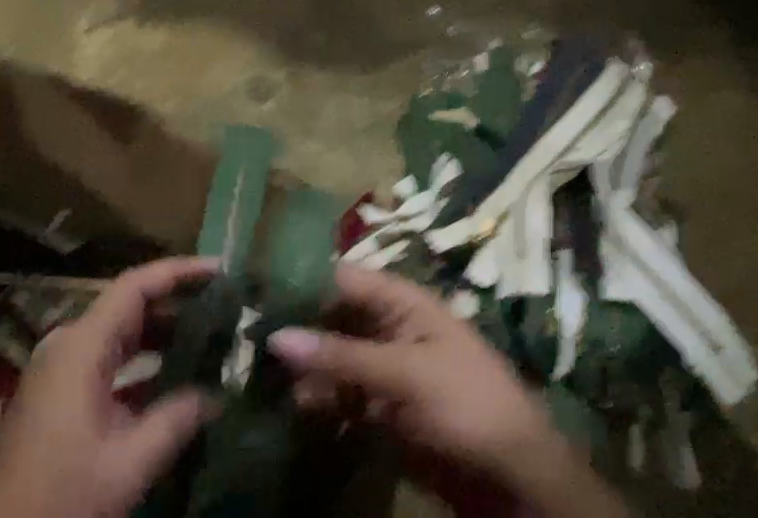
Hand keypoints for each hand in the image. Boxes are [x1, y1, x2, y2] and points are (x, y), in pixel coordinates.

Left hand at [0, 258, 216, 517]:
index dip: (178, 272)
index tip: (221, 271)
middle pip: (128, 308)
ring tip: (213, 340)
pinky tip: (178, 381)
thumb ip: (175, 421)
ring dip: (163, 337)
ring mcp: (60, 370)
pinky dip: (143, 365)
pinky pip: (108, 363)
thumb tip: (217, 394)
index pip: (134, 287)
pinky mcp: (59, 394)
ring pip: (120, 337)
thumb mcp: (128, 463)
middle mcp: (68, 345)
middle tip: (227, 309)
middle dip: (178, 305)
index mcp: (80, 347)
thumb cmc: (61, 493)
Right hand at [268, 266, 624, 517]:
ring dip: (300, 368)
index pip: (340, 278)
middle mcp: (388, 328)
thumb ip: (340, 355)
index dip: (297, 282)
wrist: (516, 478)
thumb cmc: (469, 405)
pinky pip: (340, 394)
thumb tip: (275, 336)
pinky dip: (317, 400)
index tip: (250, 291)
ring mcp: (384, 368)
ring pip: (330, 358)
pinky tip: (290, 408)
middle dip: (292, 328)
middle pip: (330, 317)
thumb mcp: (406, 374)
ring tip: (255, 375)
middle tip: (241, 337)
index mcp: (402, 303)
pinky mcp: (381, 407)